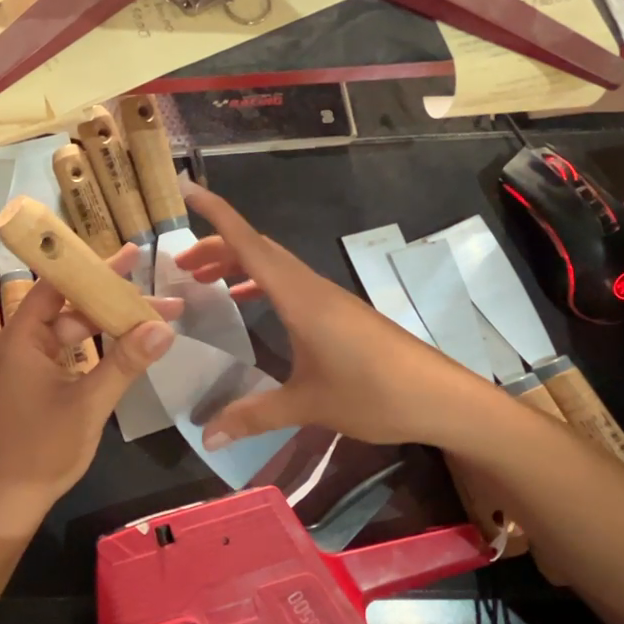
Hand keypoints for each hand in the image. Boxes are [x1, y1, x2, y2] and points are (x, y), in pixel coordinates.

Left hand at [0, 244, 178, 522]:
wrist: (17, 495)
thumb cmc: (45, 446)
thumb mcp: (90, 402)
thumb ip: (125, 362)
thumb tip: (163, 327)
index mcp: (23, 336)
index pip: (57, 285)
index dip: (93, 268)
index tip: (131, 255)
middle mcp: (24, 341)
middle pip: (71, 305)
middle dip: (114, 300)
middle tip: (159, 294)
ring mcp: (32, 361)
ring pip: (76, 328)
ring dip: (111, 324)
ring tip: (156, 319)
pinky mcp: (42, 379)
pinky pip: (73, 349)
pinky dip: (100, 345)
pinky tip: (132, 344)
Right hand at [176, 183, 493, 449]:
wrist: (443, 398)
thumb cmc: (375, 393)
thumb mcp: (308, 405)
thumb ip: (254, 415)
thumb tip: (207, 435)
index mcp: (298, 297)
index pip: (248, 243)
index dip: (215, 214)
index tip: (185, 188)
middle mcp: (310, 287)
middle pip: (256, 249)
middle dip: (215, 246)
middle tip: (179, 264)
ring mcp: (327, 298)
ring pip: (273, 265)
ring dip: (237, 265)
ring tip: (202, 281)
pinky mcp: (338, 312)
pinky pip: (288, 283)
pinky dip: (259, 284)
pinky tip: (246, 305)